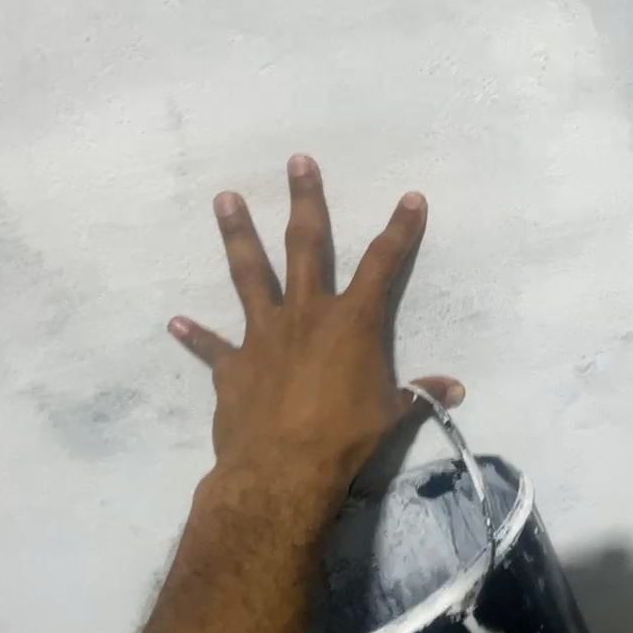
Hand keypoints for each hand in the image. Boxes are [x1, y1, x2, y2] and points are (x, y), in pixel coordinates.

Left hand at [166, 155, 461, 519]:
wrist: (281, 470)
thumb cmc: (346, 436)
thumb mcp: (394, 413)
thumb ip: (421, 394)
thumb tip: (456, 390)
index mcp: (352, 321)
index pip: (383, 264)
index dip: (400, 230)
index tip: (411, 198)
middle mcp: (307, 315)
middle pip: (307, 247)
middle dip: (306, 202)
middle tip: (297, 162)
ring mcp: (264, 336)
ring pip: (250, 275)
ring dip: (239, 236)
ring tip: (226, 198)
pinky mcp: (234, 367)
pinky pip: (213, 347)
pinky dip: (196, 336)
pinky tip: (175, 321)